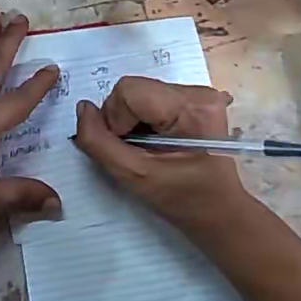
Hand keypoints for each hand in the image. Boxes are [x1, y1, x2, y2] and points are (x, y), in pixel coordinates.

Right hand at [72, 76, 248, 229]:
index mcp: (193, 108)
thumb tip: (82, 109)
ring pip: (135, 92)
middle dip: (120, 119)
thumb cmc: (183, 199)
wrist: (219, 212)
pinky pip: (145, 97)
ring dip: (128, 119)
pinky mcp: (191, 99)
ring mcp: (197, 94)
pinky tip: (152, 139)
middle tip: (134, 148)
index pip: (128, 91)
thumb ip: (99, 141)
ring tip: (144, 145)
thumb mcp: (133, 175)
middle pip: (130, 88)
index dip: (115, 119)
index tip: (128, 147)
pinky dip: (138, 118)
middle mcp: (198, 93)